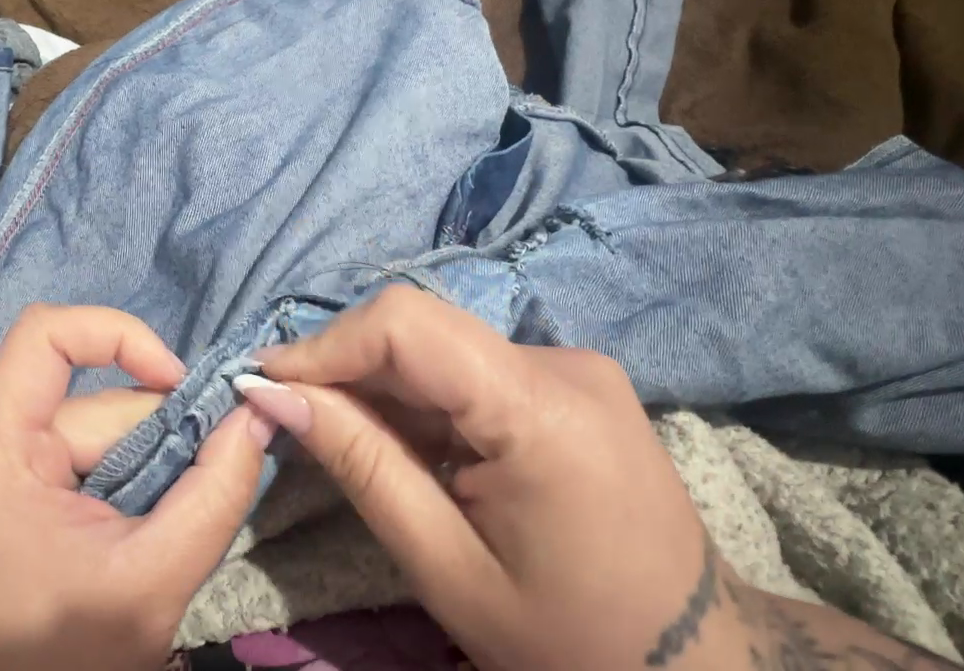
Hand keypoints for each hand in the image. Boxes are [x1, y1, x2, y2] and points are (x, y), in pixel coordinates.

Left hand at [0, 304, 274, 670]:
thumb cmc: (68, 661)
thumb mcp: (154, 581)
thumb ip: (216, 491)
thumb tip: (258, 412)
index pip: (43, 334)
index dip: (117, 334)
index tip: (177, 382)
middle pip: (84, 402)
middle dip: (153, 436)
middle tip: (199, 483)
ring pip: (85, 433)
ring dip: (140, 464)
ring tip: (163, 521)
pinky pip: (70, 459)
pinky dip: (116, 478)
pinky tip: (134, 523)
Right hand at [243, 286, 746, 670]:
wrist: (698, 668)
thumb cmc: (568, 643)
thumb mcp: (446, 567)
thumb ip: (359, 463)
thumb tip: (271, 393)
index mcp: (543, 410)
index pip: (408, 326)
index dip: (325, 343)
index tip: (264, 381)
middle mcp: (563, 362)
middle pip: (421, 328)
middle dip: (345, 365)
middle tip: (291, 413)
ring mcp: (574, 364)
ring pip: (441, 345)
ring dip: (381, 382)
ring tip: (346, 436)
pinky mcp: (573, 378)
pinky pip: (470, 365)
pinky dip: (421, 394)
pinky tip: (408, 443)